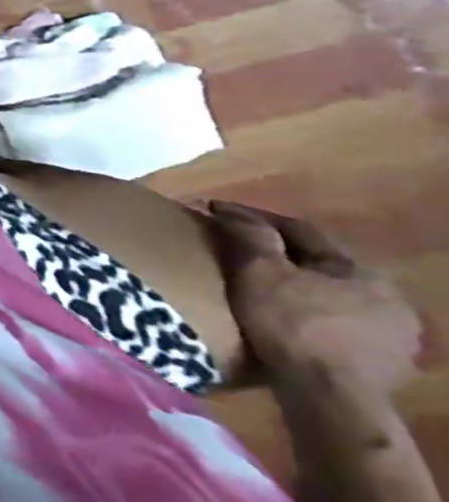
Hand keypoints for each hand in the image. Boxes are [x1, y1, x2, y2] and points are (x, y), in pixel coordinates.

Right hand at [207, 200, 421, 396]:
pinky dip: (310, 314)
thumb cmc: (291, 324)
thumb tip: (234, 213)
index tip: (215, 211)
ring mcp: (393, 335)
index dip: (253, 216)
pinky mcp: (384, 364)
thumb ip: (250, 236)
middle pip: (320, 263)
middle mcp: (388, 298)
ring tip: (263, 287)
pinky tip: (290, 320)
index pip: (300, 229)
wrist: (330, 397)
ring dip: (298, 286)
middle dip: (280, 253)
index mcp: (360, 271)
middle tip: (239, 248)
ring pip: (332, 295)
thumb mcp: (259, 271)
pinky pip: (339, 325)